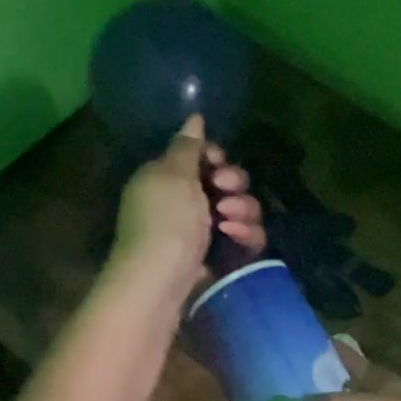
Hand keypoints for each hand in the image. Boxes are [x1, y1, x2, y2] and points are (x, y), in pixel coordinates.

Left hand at [111, 114, 265, 292]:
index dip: (216, 158)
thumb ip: (188, 146)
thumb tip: (194, 116)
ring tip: (229, 225)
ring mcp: (199, 230)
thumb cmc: (163, 221)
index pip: (203, 157)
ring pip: (239, 209)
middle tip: (225, 196)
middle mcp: (183, 201)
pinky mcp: (214, 256)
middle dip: (235, 186)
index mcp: (166, 177)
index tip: (217, 165)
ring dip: (243, 211)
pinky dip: (244, 236)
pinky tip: (235, 240)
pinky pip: (241, 238)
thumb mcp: (173, 174)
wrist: (157, 284)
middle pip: (227, 182)